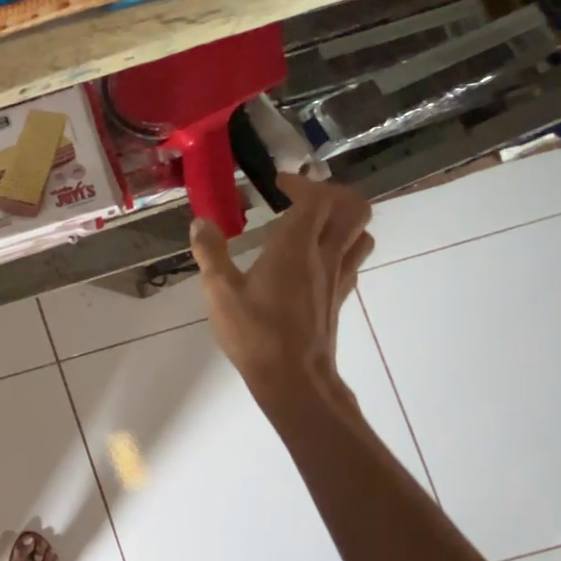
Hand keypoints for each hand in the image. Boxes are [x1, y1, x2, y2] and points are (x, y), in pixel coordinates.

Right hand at [189, 175, 373, 401]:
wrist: (293, 376)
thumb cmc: (253, 332)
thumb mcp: (219, 291)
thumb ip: (210, 253)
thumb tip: (200, 222)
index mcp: (295, 247)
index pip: (315, 198)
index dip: (299, 184)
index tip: (275, 184)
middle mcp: (324, 254)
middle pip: (352, 207)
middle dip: (330, 193)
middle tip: (300, 196)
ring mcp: (338, 275)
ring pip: (360, 231)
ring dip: (343, 217)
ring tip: (313, 222)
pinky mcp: (340, 295)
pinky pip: (353, 257)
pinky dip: (342, 244)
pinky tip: (315, 258)